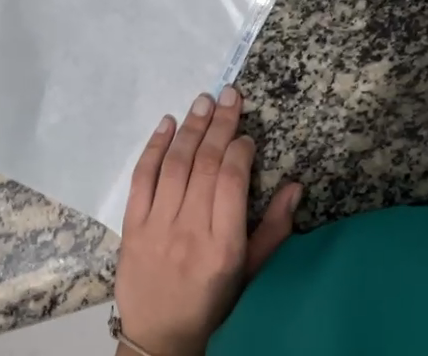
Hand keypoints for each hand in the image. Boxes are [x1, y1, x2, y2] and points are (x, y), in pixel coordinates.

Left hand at [112, 86, 302, 355]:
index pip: (231, 182)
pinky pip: (142, 176)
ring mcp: (157, 224)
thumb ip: (273, 229)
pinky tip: (168, 123)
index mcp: (223, 246)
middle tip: (229, 95)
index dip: (239, 150)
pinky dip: (154, 146)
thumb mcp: (250, 273)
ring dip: (190, 127)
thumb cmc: (213, 303)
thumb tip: (295, 186)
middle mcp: (189, 230)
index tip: (247, 134)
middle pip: (203, 164)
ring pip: (174, 164)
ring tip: (204, 101)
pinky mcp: (132, 223)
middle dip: (218, 125)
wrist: (160, 336)